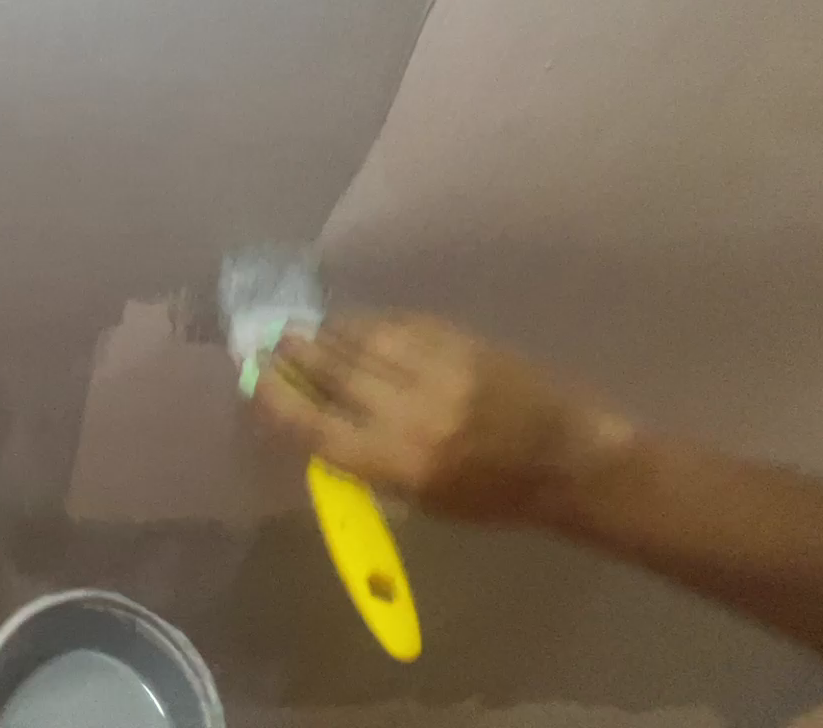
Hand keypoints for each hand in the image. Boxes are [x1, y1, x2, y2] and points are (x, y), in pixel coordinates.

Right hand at [254, 314, 632, 525]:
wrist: (569, 460)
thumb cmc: (491, 496)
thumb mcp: (420, 499)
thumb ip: (360, 455)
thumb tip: (307, 413)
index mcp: (397, 464)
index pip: (312, 423)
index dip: (275, 396)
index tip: (253, 376)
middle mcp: (409, 412)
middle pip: (328, 369)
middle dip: (292, 352)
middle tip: (271, 341)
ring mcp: (434, 369)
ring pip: (355, 337)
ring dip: (323, 333)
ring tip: (306, 331)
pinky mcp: (456, 341)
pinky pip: (392, 323)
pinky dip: (363, 323)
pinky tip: (353, 325)